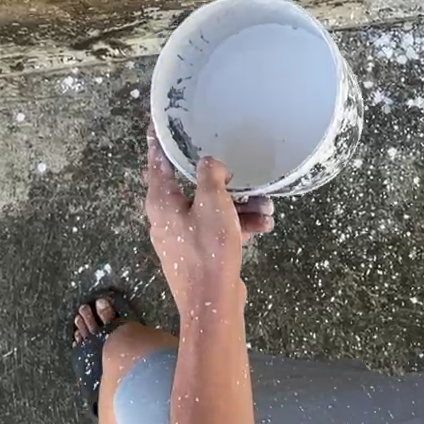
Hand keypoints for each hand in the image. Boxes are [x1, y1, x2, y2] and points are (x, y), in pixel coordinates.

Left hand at [143, 131, 273, 319]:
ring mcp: (184, 236)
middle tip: (235, 164)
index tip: (158, 120)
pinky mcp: (200, 252)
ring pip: (211, 208)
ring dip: (239, 204)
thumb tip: (208, 163)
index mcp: (161, 201)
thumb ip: (210, 174)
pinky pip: (218, 228)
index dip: (159, 140)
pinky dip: (238, 224)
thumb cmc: (208, 248)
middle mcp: (167, 216)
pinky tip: (265, 224)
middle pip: (191, 185)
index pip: (157, 161)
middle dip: (221, 178)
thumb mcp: (212, 202)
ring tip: (267, 204)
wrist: (213, 303)